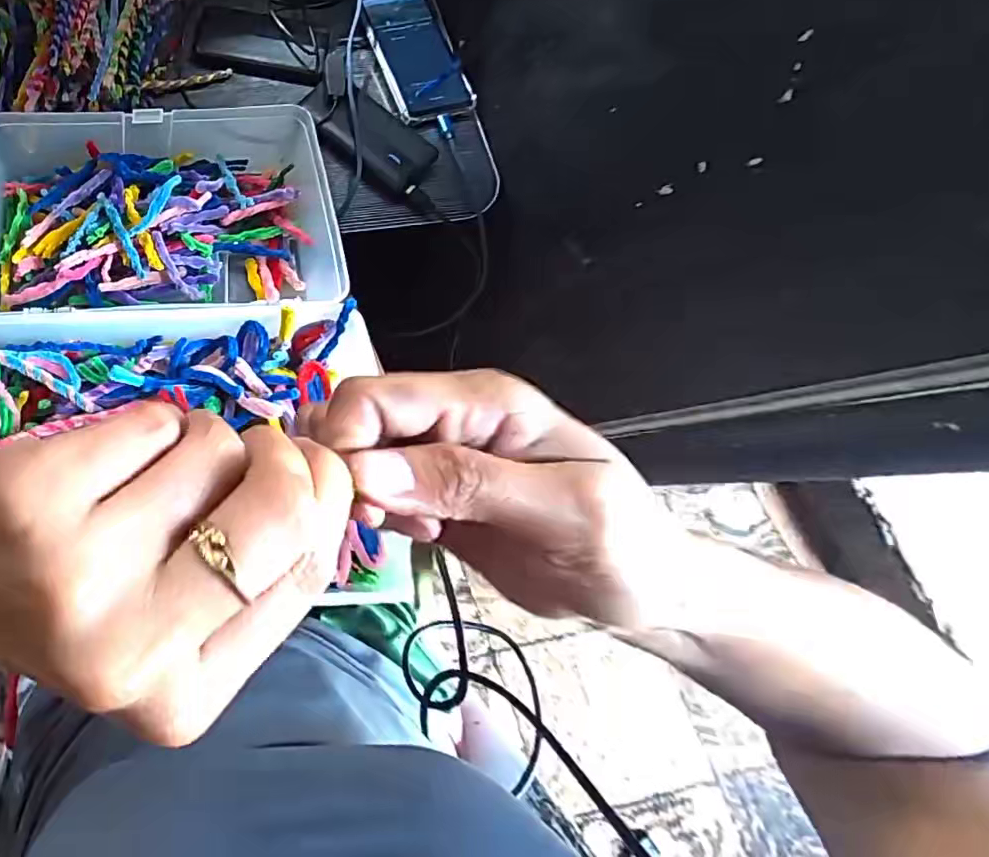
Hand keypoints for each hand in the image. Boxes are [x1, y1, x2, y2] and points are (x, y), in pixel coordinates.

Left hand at [0, 401, 352, 745]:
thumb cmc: (67, 602)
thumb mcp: (165, 625)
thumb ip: (246, 577)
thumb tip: (321, 481)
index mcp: (183, 695)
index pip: (302, 575)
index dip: (322, 501)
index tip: (305, 467)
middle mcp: (136, 645)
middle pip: (277, 511)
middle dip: (279, 457)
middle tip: (253, 444)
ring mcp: (82, 567)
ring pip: (213, 449)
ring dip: (201, 438)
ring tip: (157, 464)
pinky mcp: (41, 494)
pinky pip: (154, 421)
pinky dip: (151, 423)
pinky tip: (114, 453)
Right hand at [297, 371, 689, 629]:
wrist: (643, 591)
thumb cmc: (623, 548)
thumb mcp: (563, 512)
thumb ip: (465, 483)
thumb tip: (364, 472)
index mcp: (481, 399)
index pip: (375, 397)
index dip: (346, 440)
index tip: (358, 502)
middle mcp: (447, 414)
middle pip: (352, 418)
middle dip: (347, 469)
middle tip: (379, 521)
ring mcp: (432, 450)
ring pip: (351, 449)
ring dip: (356, 491)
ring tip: (404, 528)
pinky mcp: (423, 486)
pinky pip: (367, 483)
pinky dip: (370, 508)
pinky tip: (413, 533)